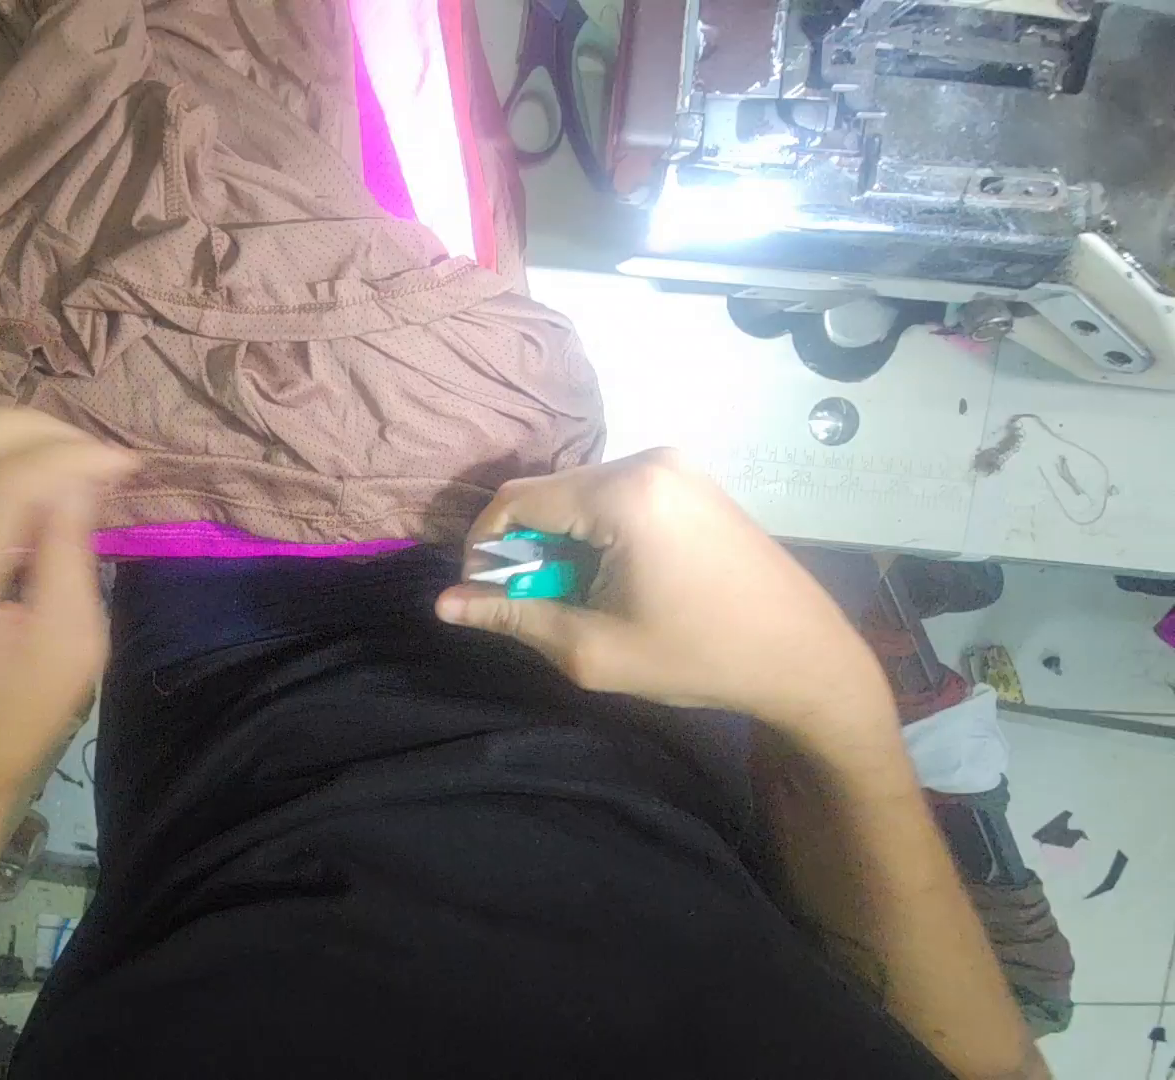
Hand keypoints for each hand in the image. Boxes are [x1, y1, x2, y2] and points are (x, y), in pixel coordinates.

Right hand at [436, 449, 891, 732]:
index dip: (482, 545)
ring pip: (573, 493)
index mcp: (623, 495)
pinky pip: (608, 494)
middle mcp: (646, 462)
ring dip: (553, 540)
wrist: (809, 661)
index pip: (514, 501)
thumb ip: (510, 615)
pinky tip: (602, 574)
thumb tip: (442, 604)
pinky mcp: (687, 479)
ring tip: (566, 592)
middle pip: (543, 493)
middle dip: (519, 546)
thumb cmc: (697, 659)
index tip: (480, 590)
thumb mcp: (589, 648)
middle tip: (524, 598)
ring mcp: (673, 466)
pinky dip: (586, 531)